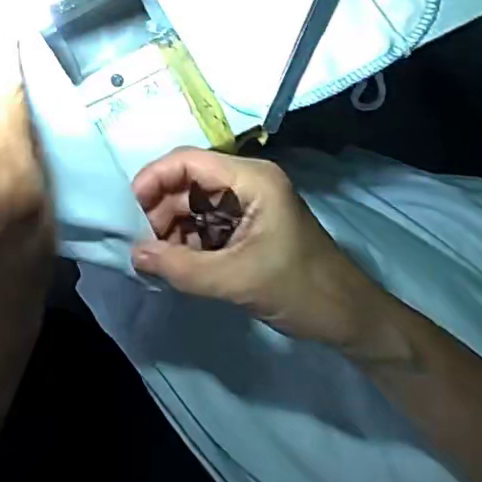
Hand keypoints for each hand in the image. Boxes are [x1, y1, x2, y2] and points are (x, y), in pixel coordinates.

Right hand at [131, 147, 401, 358]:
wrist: (351, 321)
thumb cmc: (301, 290)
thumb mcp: (238, 280)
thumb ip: (182, 267)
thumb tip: (134, 255)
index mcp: (252, 178)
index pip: (190, 161)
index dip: (156, 177)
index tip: (131, 207)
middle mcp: (247, 181)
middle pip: (189, 180)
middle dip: (162, 208)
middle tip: (144, 241)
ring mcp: (248, 202)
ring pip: (194, 202)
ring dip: (173, 226)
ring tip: (159, 257)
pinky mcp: (247, 224)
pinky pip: (206, 221)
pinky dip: (189, 238)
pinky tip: (178, 261)